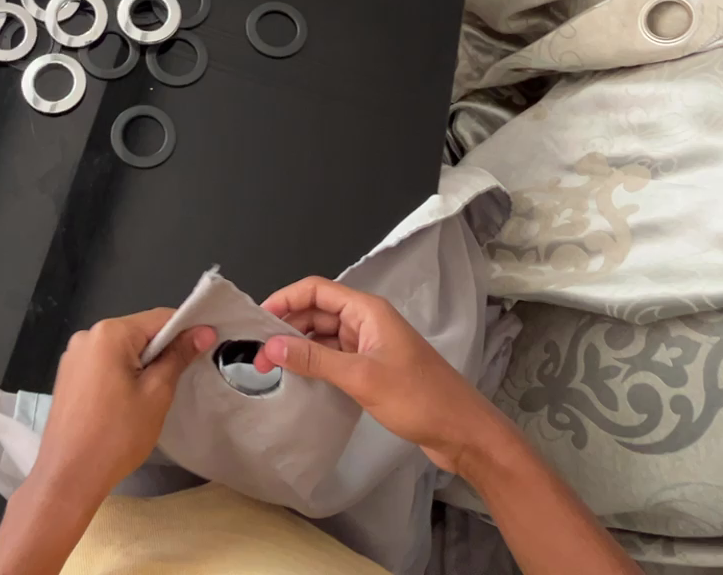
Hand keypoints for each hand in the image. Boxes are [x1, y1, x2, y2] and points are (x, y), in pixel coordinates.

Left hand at [31, 308, 215, 501]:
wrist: (68, 477)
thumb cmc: (117, 435)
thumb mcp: (156, 394)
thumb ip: (178, 357)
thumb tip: (203, 332)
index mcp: (109, 333)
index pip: (158, 318)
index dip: (186, 329)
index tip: (208, 344)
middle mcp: (88, 335)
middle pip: (138, 332)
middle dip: (162, 350)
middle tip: (180, 379)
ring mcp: (74, 355)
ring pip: (120, 349)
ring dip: (141, 364)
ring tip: (153, 395)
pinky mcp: (68, 375)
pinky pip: (103, 363)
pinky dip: (121, 374)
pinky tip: (126, 402)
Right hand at [258, 277, 511, 477]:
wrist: (464, 434)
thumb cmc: (418, 397)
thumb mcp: (361, 377)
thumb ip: (314, 360)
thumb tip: (271, 346)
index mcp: (367, 310)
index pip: (316, 290)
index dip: (285, 298)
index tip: (258, 319)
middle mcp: (366, 321)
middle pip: (317, 311)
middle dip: (287, 326)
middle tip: (259, 350)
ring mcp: (369, 345)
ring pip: (324, 335)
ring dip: (299, 346)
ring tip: (271, 365)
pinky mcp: (372, 368)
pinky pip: (334, 356)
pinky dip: (315, 363)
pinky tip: (298, 377)